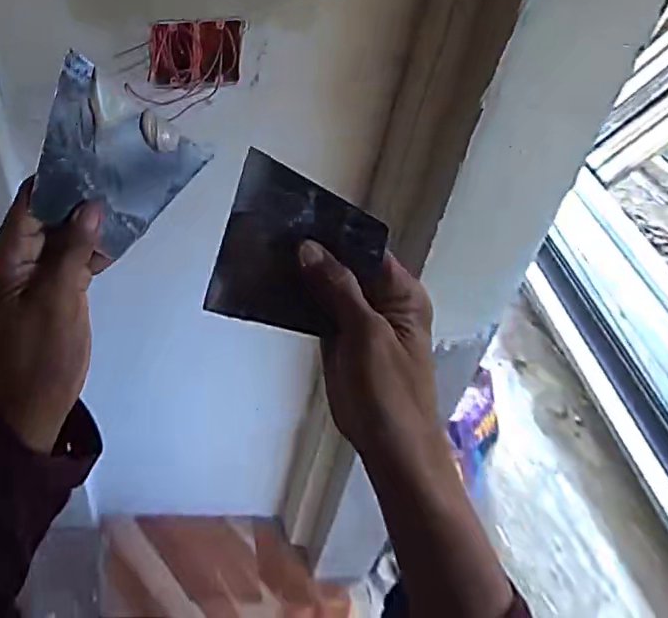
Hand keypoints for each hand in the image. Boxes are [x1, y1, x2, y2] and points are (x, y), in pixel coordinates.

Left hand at [0, 178, 107, 452]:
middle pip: (48, 213)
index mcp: (6, 256)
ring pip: (65, 233)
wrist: (37, 407)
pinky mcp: (57, 286)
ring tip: (124, 194)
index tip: (89, 160)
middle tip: (115, 174)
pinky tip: (122, 231)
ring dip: (90, 220)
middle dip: (79, 196)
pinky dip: (95, 246)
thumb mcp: (57, 300)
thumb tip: (91, 204)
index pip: (29, 203)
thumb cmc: (40, 354)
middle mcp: (19, 257)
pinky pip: (76, 255)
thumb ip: (73, 250)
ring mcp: (38, 272)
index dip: (56, 179)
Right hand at [300, 241, 517, 616]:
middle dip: (313, 251)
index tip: (300, 216)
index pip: (366, 249)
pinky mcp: (338, 335)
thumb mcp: (367, 334)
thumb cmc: (391, 393)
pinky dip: (298, 297)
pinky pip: (316, 307)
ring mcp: (357, 318)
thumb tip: (308, 247)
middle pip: (344, 264)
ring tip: (266, 249)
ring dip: (302, 273)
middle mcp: (380, 299)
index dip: (335, 233)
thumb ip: (339, 288)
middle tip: (275, 230)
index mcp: (401, 293)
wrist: (390, 451)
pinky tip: (271, 283)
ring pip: (326, 284)